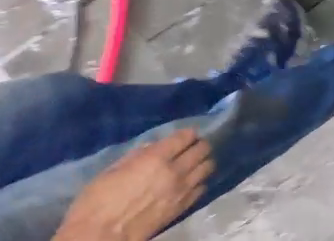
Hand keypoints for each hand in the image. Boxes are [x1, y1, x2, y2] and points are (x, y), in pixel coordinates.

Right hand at [53, 129, 212, 240]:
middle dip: (198, 146)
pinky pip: (202, 186)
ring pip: (208, 165)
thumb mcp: (106, 175)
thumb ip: (133, 157)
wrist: (97, 240)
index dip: (186, 135)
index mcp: (156, 159)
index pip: (186, 136)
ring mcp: (183, 187)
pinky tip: (189, 185)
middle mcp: (176, 169)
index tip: (182, 138)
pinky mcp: (184, 205)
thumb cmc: (92, 207)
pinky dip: (199, 182)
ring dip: (202, 163)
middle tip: (189, 151)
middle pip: (204, 148)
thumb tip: (151, 147)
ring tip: (192, 166)